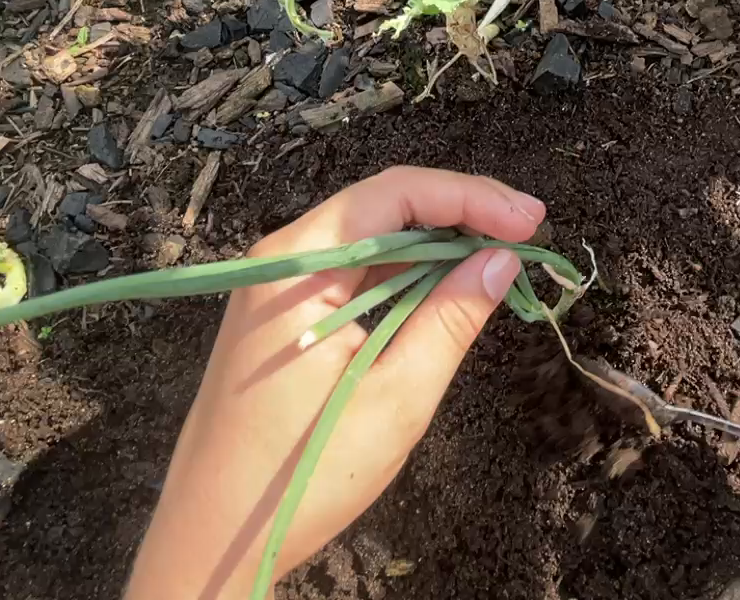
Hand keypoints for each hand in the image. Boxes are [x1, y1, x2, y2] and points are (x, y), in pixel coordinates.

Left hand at [127, 167, 544, 599]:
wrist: (210, 545)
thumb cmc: (302, 476)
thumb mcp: (395, 397)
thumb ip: (451, 317)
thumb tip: (503, 258)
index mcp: (300, 264)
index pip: (395, 195)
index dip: (469, 196)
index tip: (529, 219)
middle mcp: (287, 256)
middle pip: (386, 205)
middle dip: (461, 210)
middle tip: (528, 229)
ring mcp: (287, 283)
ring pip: (378, 236)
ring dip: (441, 240)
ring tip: (503, 249)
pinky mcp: (294, 310)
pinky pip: (363, 270)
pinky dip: (413, 271)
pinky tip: (452, 279)